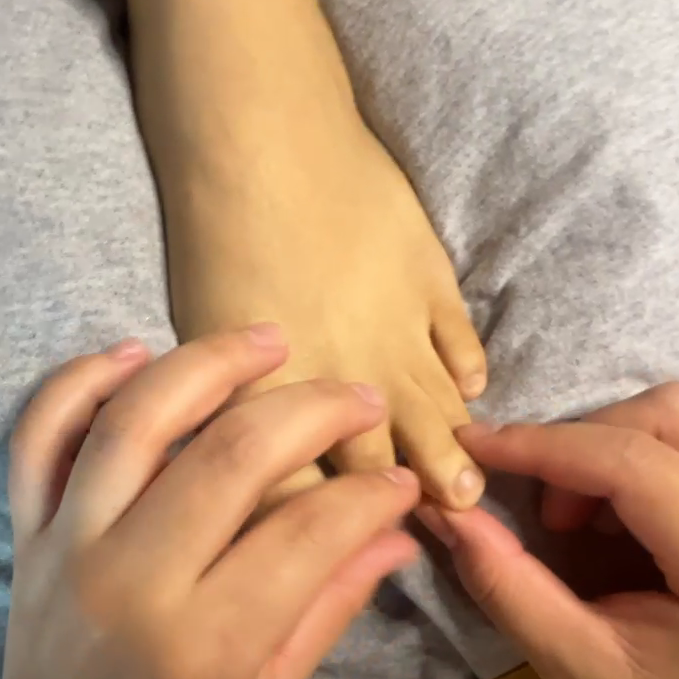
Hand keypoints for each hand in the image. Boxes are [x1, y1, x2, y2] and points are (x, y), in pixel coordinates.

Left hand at [0, 327, 422, 678]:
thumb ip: (329, 606)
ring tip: (268, 340)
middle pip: (231, 454)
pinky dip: (79, 381)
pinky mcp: (25, 534)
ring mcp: (65, 547)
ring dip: (207, 364)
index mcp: (205, 647)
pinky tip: (133, 353)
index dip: (368, 492)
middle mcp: (131, 581)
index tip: (402, 476)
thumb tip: (397, 531)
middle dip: (311, 410)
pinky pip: (39, 435)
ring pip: (136, 420)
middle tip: (359, 395)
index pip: (307, 532)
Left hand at [165, 112, 488, 509]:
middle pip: (386, 455)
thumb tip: (266, 443)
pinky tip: (472, 390)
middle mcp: (352, 376)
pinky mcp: (428, 278)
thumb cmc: (214, 234)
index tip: (355, 542)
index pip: (317, 485)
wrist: (262, 136)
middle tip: (445, 530)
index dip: (335, 522)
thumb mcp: (205, 335)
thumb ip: (243, 406)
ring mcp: (399, 327)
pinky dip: (467, 368)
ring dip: (451, 451)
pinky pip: (458, 338)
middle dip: (408, 498)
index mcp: (286, 399)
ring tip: (471, 491)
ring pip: (433, 406)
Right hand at [422, 383, 678, 678]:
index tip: (474, 448)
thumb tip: (443, 509)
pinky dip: (645, 450)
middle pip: (677, 412)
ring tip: (582, 508)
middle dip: (584, 438)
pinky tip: (620, 510)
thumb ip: (504, 581)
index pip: (637, 464)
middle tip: (547, 506)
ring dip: (616, 439)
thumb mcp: (572, 668)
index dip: (544, 445)